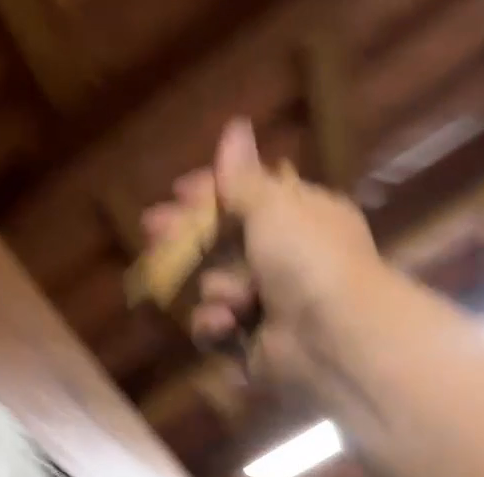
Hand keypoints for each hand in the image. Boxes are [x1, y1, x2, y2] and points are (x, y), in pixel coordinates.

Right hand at [141, 118, 383, 385]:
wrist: (331, 336)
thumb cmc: (308, 258)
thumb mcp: (274, 206)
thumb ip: (242, 178)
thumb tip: (234, 127)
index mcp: (300, 216)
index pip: (247, 197)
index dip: (211, 194)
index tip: (178, 192)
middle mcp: (284, 257)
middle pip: (221, 242)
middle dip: (188, 239)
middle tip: (152, 231)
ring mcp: (266, 302)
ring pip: (213, 286)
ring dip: (217, 290)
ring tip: (237, 298)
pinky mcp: (248, 342)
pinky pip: (213, 326)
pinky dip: (216, 325)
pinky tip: (227, 324)